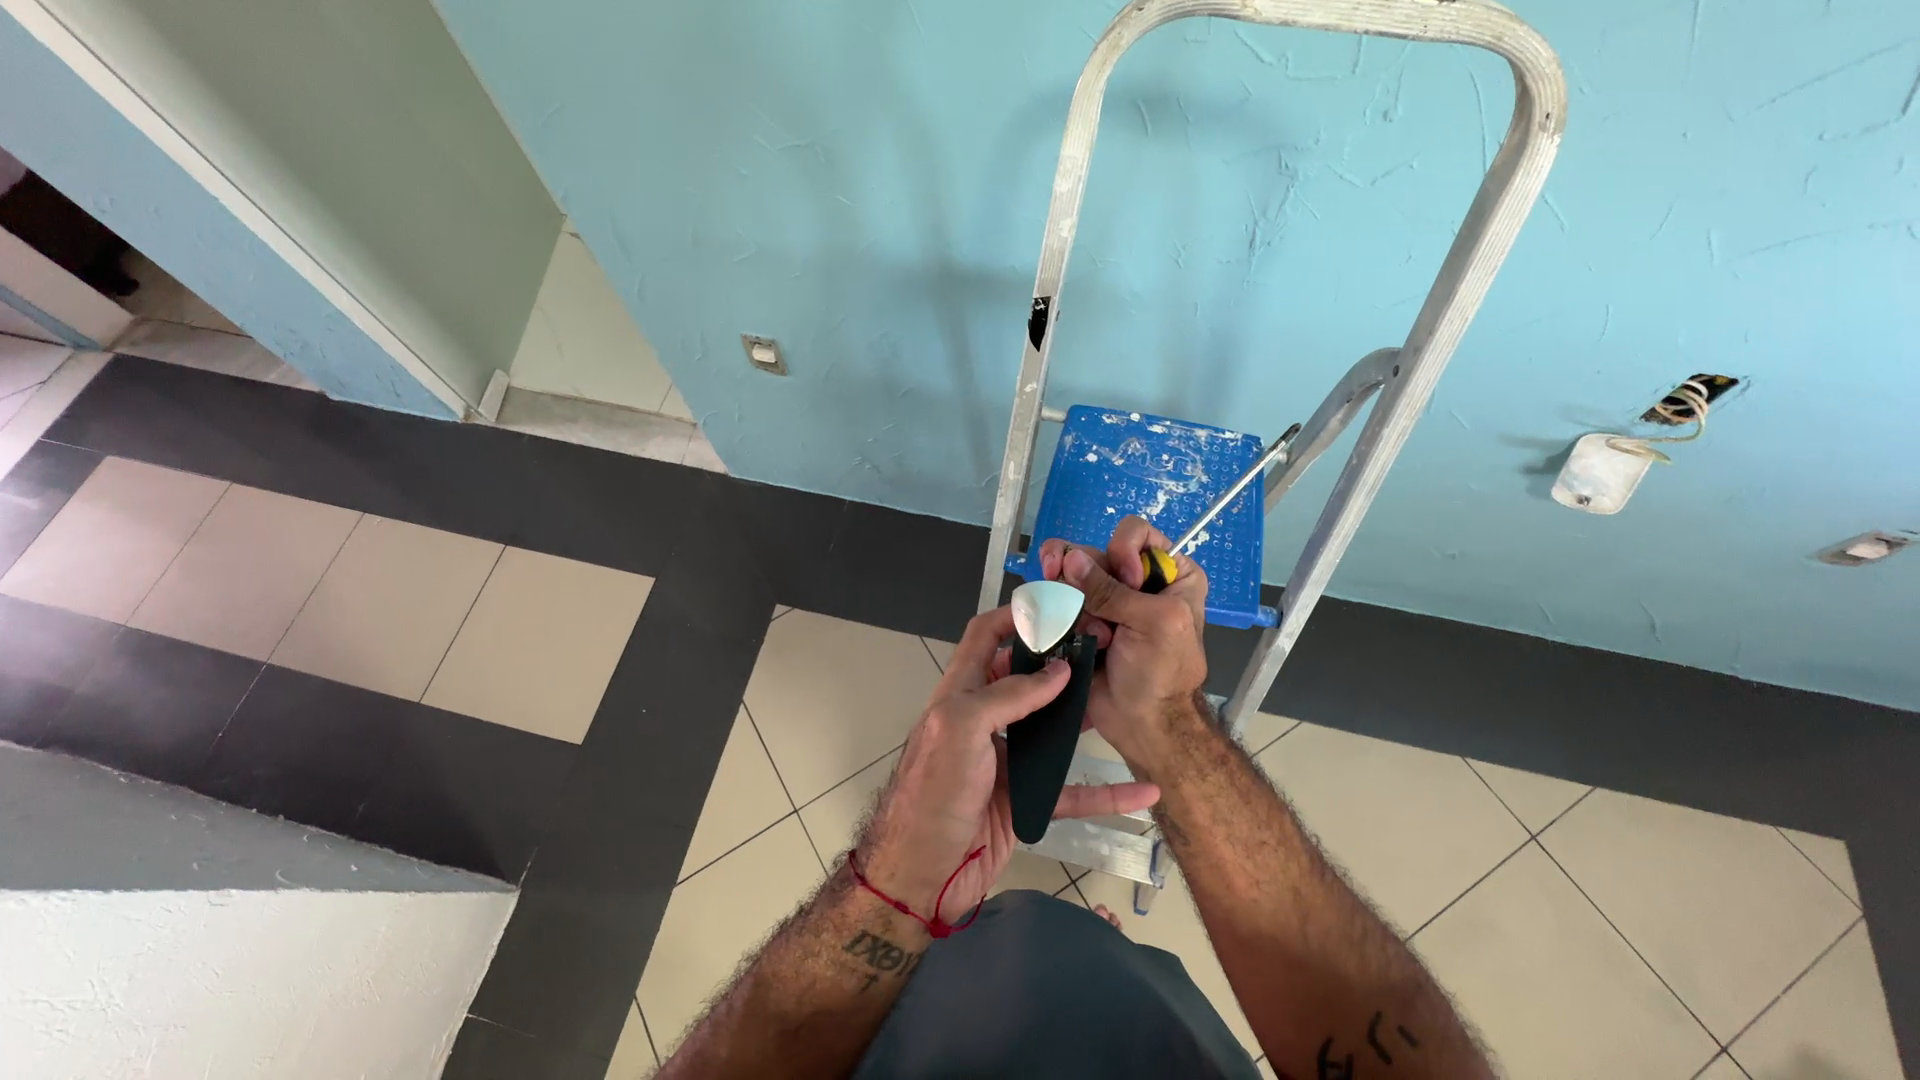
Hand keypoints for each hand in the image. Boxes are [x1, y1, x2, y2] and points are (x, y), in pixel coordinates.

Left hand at [857, 606, 1160, 924]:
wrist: (920, 877)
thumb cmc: (933, 792)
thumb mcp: (961, 728)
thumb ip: (1008, 694)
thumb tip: (1059, 670)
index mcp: (959, 695)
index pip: (984, 638)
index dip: (1014, 616)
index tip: (1058, 606)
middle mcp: (983, 722)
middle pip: (1025, 680)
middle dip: (1061, 663)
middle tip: (1105, 649)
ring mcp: (1005, 763)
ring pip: (1053, 733)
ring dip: (1085, 719)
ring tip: (1124, 699)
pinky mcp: (1025, 803)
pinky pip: (1072, 793)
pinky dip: (1107, 793)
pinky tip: (1143, 791)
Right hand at [1037, 516, 1209, 767]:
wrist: (1143, 723)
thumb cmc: (1163, 673)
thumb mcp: (1154, 623)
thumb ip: (1112, 590)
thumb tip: (1069, 558)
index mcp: (1171, 574)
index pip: (1137, 536)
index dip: (1123, 550)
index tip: (1126, 578)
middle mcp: (1136, 582)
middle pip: (1096, 553)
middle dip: (1082, 571)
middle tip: (1056, 573)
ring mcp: (1106, 602)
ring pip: (1071, 575)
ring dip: (1067, 594)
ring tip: (1071, 618)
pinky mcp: (1080, 621)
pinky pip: (1057, 599)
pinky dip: (1053, 608)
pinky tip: (1056, 624)